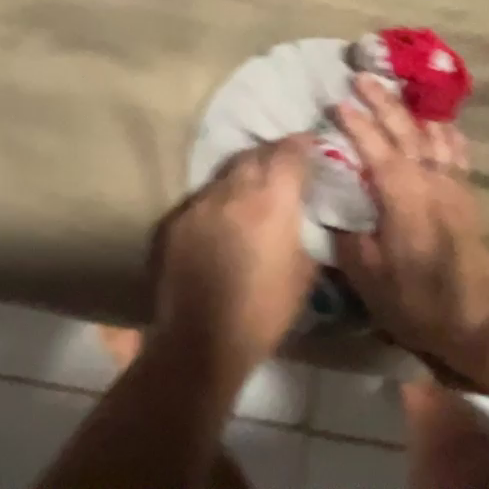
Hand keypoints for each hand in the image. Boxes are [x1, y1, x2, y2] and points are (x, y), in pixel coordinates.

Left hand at [150, 136, 315, 375]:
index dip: (303, 145)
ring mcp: (199, 202)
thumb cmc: (263, 313)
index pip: (290, 152)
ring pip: (226, 175)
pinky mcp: (175, 220)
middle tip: (285, 167)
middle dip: (273, 156)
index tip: (313, 147)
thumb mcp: (303, 273)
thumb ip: (304, 231)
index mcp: (271, 199)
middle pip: (256, 155)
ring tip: (253, 192)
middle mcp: (233, 189)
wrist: (199, 343)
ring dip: (243, 177)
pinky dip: (218, 202)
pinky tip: (223, 221)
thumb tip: (302, 215)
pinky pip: (203, 199)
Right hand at [333, 75, 488, 375]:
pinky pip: (456, 151)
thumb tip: (331, 205)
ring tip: (395, 89)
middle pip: (405, 129)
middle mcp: (430, 180)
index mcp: (401, 195)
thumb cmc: (414, 300)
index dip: (355, 123)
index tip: (336, 102)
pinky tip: (438, 122)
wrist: (476, 321)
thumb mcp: (366, 275)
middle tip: (361, 76)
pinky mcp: (466, 195)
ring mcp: (452, 184)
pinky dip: (445, 131)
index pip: (374, 147)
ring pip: (432, 134)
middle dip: (382, 101)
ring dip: (412, 109)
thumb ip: (347, 233)